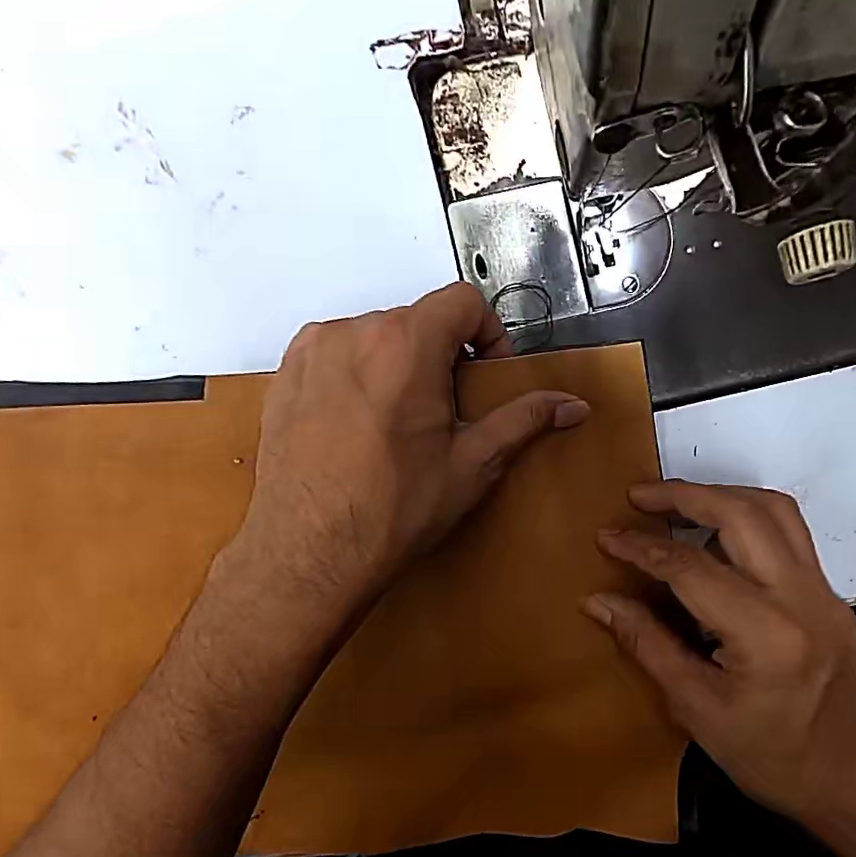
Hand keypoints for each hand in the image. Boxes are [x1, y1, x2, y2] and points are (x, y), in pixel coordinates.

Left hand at [231, 282, 589, 621]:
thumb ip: (524, 420)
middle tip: (450, 410)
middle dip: (444, 355)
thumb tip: (568, 405)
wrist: (308, 555)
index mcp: (405, 346)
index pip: (462, 301)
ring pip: (378, 337)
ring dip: (402, 365)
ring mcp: (312, 352)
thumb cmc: (387, 512)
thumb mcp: (472, 464)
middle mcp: (352, 335)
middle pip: (420, 319)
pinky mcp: (286, 375)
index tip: (485, 372)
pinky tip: (366, 426)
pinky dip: (362, 375)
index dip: (488, 333)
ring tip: (405, 423)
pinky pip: (339, 354)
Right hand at [582, 482, 855, 828]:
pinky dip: (747, 513)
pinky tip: (717, 530)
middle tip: (640, 496)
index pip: (693, 568)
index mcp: (766, 636)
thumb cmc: (773, 758)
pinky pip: (789, 530)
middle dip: (684, 495)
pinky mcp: (829, 591)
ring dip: (720, 495)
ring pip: (773, 508)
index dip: (643, 548)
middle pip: (741, 514)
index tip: (608, 537)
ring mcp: (823, 590)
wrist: (855, 777)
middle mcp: (801, 598)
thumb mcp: (698, 711)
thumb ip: (648, 645)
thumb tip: (601, 602)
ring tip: (677, 503)